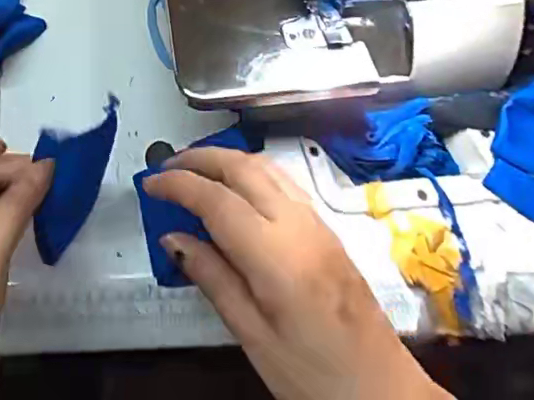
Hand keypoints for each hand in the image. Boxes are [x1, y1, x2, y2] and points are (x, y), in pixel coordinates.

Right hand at [143, 149, 449, 399]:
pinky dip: (250, 169)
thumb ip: (213, 279)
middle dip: (199, 158)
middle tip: (166, 167)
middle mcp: (298, 223)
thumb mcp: (253, 338)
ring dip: (226, 158)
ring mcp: (316, 219)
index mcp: (276, 255)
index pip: (217, 199)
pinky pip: (282, 179)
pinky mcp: (326, 225)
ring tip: (194, 170)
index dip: (179, 185)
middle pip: (242, 166)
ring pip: (264, 165)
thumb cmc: (315, 377)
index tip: (150, 184)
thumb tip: (175, 239)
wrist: (383, 391)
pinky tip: (236, 184)